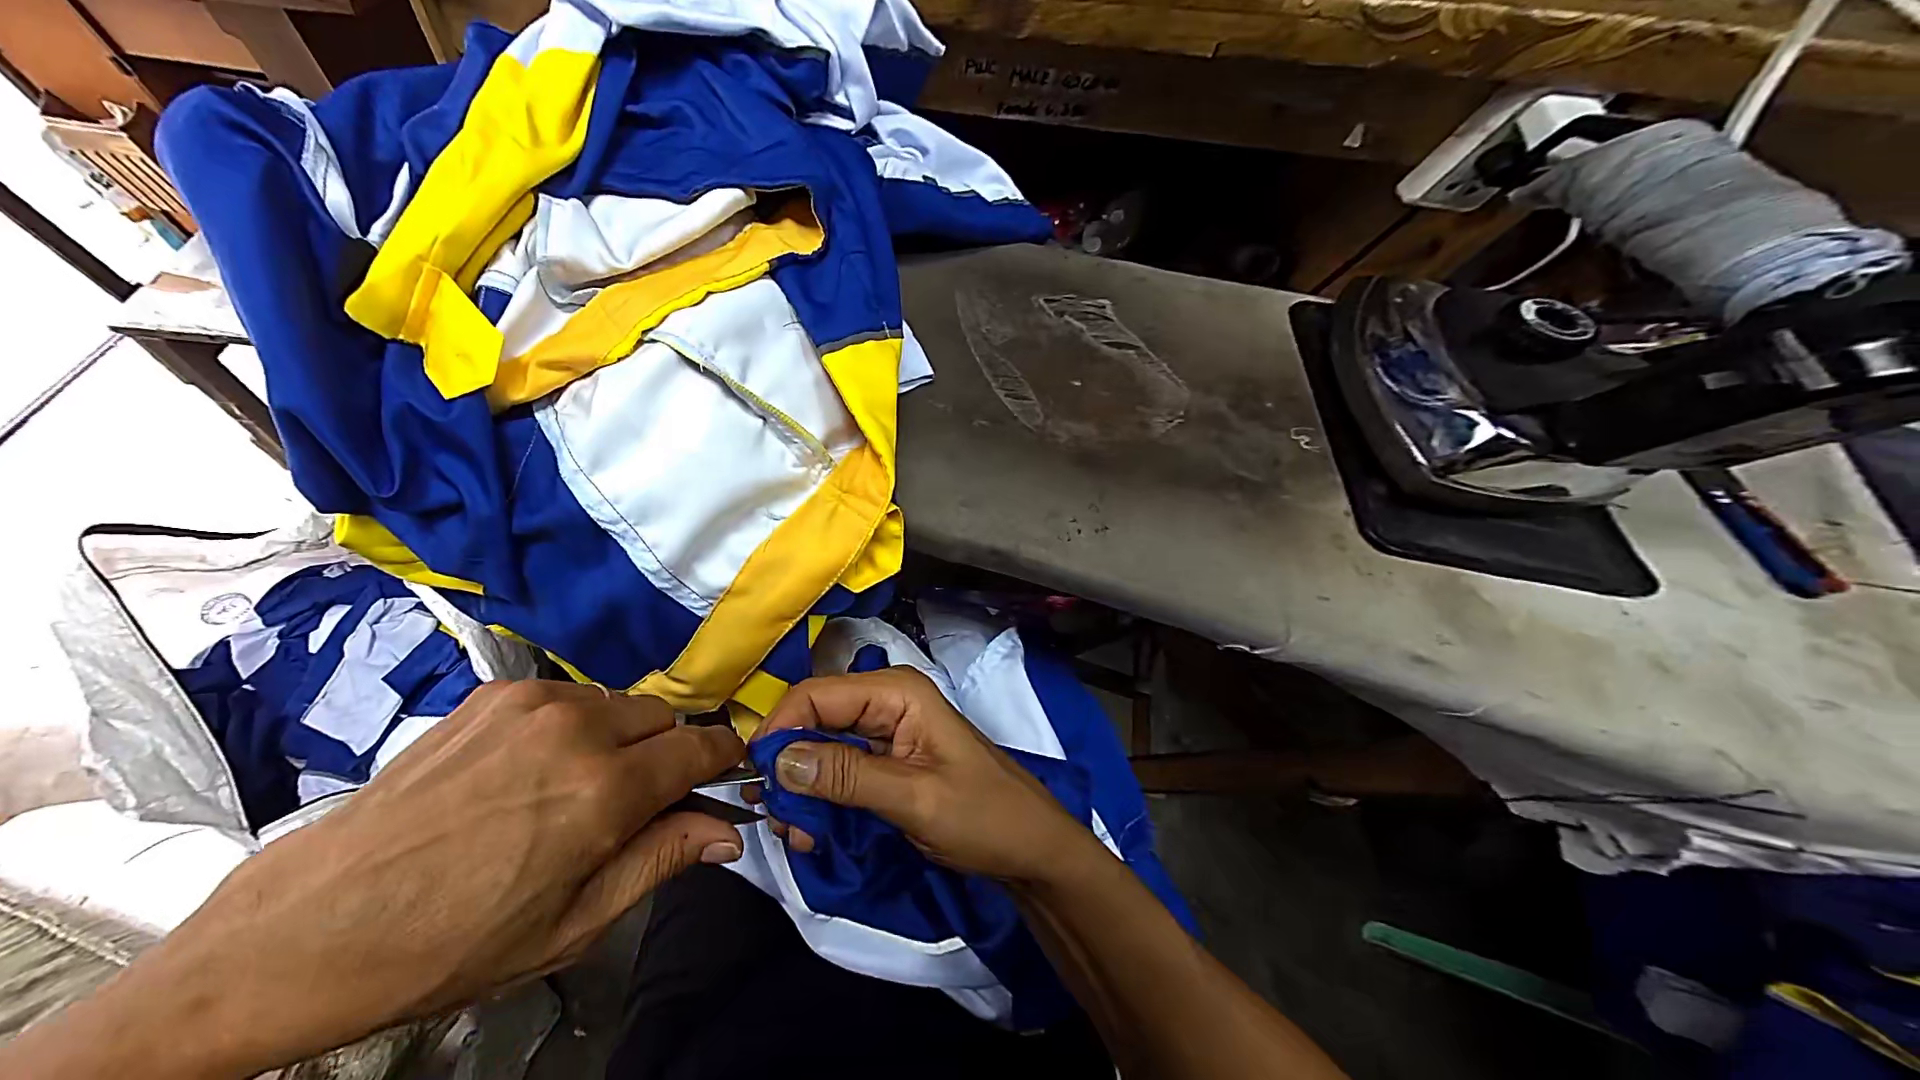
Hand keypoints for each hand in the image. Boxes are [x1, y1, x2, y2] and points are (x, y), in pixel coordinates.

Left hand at [12, 680, 745, 1078]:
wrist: (307, 926)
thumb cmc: (452, 943)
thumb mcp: (573, 924)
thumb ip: (662, 860)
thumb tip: (730, 830)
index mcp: (606, 791)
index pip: (704, 748)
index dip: (726, 759)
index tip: (727, 775)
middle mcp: (579, 728)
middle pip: (666, 720)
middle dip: (668, 754)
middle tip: (638, 801)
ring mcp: (532, 702)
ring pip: (620, 703)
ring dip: (622, 736)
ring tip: (580, 785)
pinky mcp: (493, 693)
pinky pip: (569, 696)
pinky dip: (575, 724)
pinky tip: (533, 767)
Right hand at [747, 667, 1099, 883]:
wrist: (1030, 848)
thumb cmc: (984, 816)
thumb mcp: (914, 797)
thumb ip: (846, 776)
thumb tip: (778, 762)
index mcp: (897, 692)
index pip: (816, 694)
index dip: (780, 731)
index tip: (757, 781)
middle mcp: (886, 701)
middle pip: (814, 719)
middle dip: (789, 766)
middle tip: (776, 818)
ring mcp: (886, 731)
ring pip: (820, 747)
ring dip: (801, 788)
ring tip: (797, 833)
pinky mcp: (885, 760)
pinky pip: (837, 769)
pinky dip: (820, 798)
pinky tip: (814, 831)